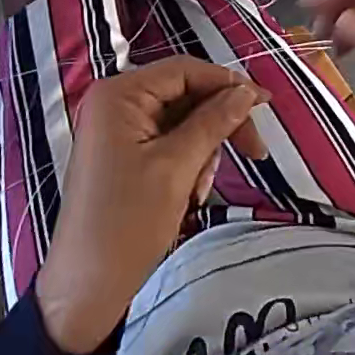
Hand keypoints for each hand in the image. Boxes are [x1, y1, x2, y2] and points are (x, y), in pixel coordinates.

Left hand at [35, 55, 269, 354]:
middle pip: (182, 94)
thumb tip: (244, 91)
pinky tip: (187, 195)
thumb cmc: (129, 221)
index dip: (226, 83)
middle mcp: (113, 101)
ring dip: (201, 151)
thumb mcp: (177, 167)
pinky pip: (164, 143)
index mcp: (118, 94)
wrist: (88, 283)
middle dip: (216, 124)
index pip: (182, 70)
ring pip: (178, 121)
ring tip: (197, 190)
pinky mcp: (120, 153)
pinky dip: (185, 163)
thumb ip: (212, 122)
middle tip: (254, 154)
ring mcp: (114, 128)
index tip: (266, 105)